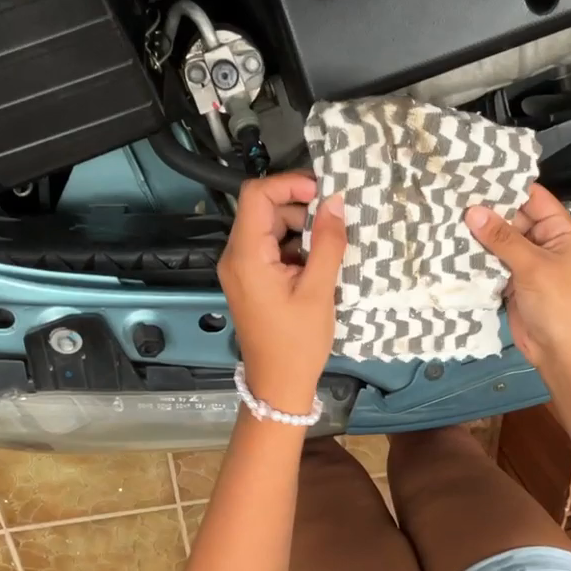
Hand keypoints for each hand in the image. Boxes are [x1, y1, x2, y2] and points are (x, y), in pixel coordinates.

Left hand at [219, 174, 344, 414]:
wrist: (278, 385)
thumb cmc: (298, 343)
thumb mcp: (318, 291)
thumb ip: (327, 243)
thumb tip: (335, 202)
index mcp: (246, 256)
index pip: (256, 195)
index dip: (289, 184)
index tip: (322, 194)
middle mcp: (235, 258)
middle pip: (264, 211)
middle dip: (300, 212)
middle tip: (333, 229)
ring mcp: (241, 271)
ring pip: (269, 231)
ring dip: (301, 233)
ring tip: (328, 254)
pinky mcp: (250, 282)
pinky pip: (270, 251)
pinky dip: (295, 251)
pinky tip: (316, 270)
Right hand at [465, 183, 570, 372]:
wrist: (559, 352)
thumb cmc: (558, 305)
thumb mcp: (532, 266)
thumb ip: (502, 238)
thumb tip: (472, 211)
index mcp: (560, 231)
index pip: (532, 198)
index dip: (506, 187)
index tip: (474, 176)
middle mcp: (543, 242)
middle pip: (512, 218)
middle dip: (486, 212)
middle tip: (451, 198)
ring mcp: (527, 263)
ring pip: (499, 242)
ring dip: (477, 236)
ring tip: (445, 219)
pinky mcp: (512, 282)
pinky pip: (492, 264)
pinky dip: (476, 259)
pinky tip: (452, 249)